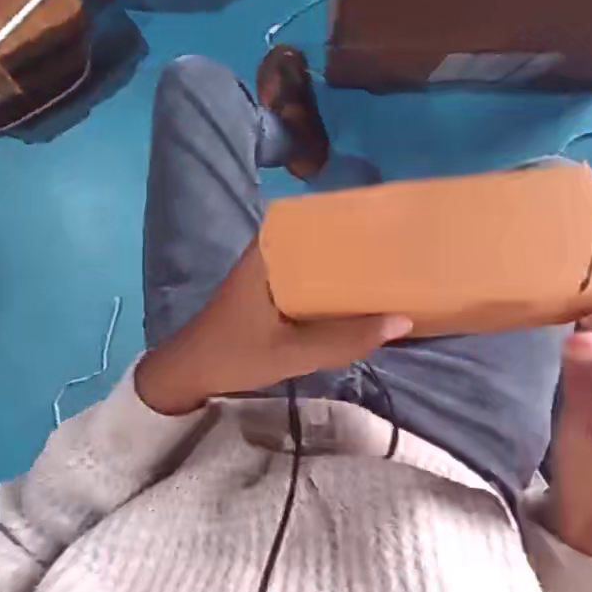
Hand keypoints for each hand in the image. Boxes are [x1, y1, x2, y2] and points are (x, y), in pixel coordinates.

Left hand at [136, 244, 412, 414]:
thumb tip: (402, 322)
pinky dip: (330, 286)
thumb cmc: (233, 356)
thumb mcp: (292, 353)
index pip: (315, 218)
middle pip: (320, 240)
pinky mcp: (268, 292)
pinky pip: (308, 280)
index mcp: (268, 254)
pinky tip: (357, 296)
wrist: (189, 374)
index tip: (390, 221)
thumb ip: (344, 340)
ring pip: (315, 262)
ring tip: (390, 268)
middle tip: (401, 250)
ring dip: (345, 268)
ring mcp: (267, 272)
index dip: (353, 217)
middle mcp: (268, 254)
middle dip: (357, 246)